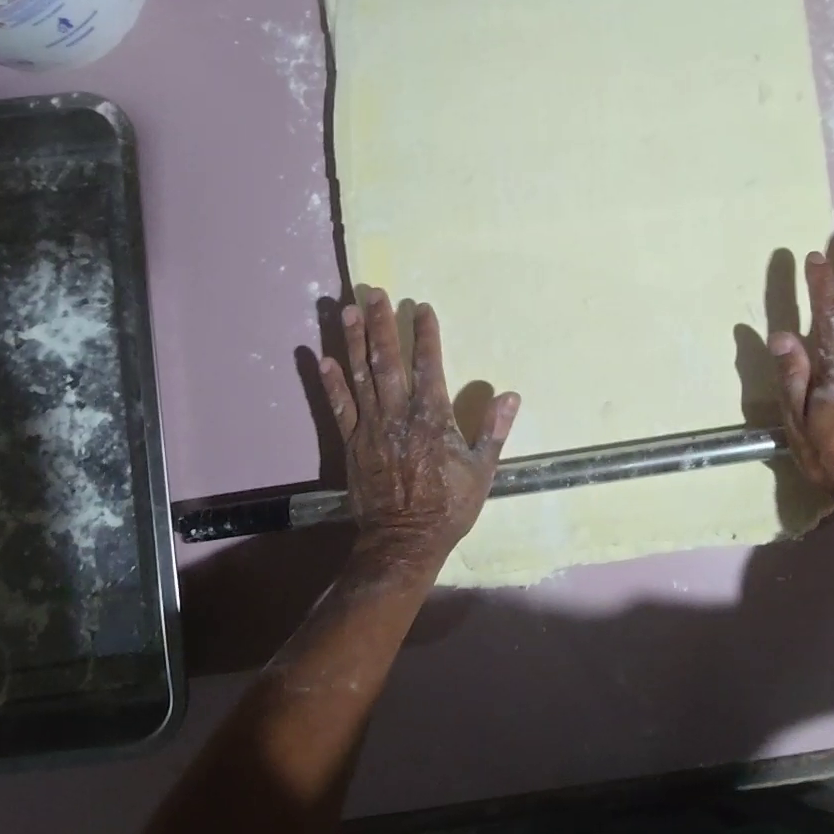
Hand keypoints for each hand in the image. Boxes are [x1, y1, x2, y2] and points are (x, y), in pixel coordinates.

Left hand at [318, 287, 520, 571]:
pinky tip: (323, 358)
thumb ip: (493, 431)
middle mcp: (399, 415)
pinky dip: (332, 383)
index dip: (425, 335)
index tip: (421, 308)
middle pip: (388, 360)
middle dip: (382, 324)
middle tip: (375, 293)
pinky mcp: (352, 443)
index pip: (429, 365)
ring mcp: (371, 428)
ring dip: (354, 341)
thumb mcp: (482, 472)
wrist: (404, 541)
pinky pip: (339, 407)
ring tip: (348, 310)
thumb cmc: (448, 507)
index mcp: (432, 418)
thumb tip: (510, 395)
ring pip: (361, 376)